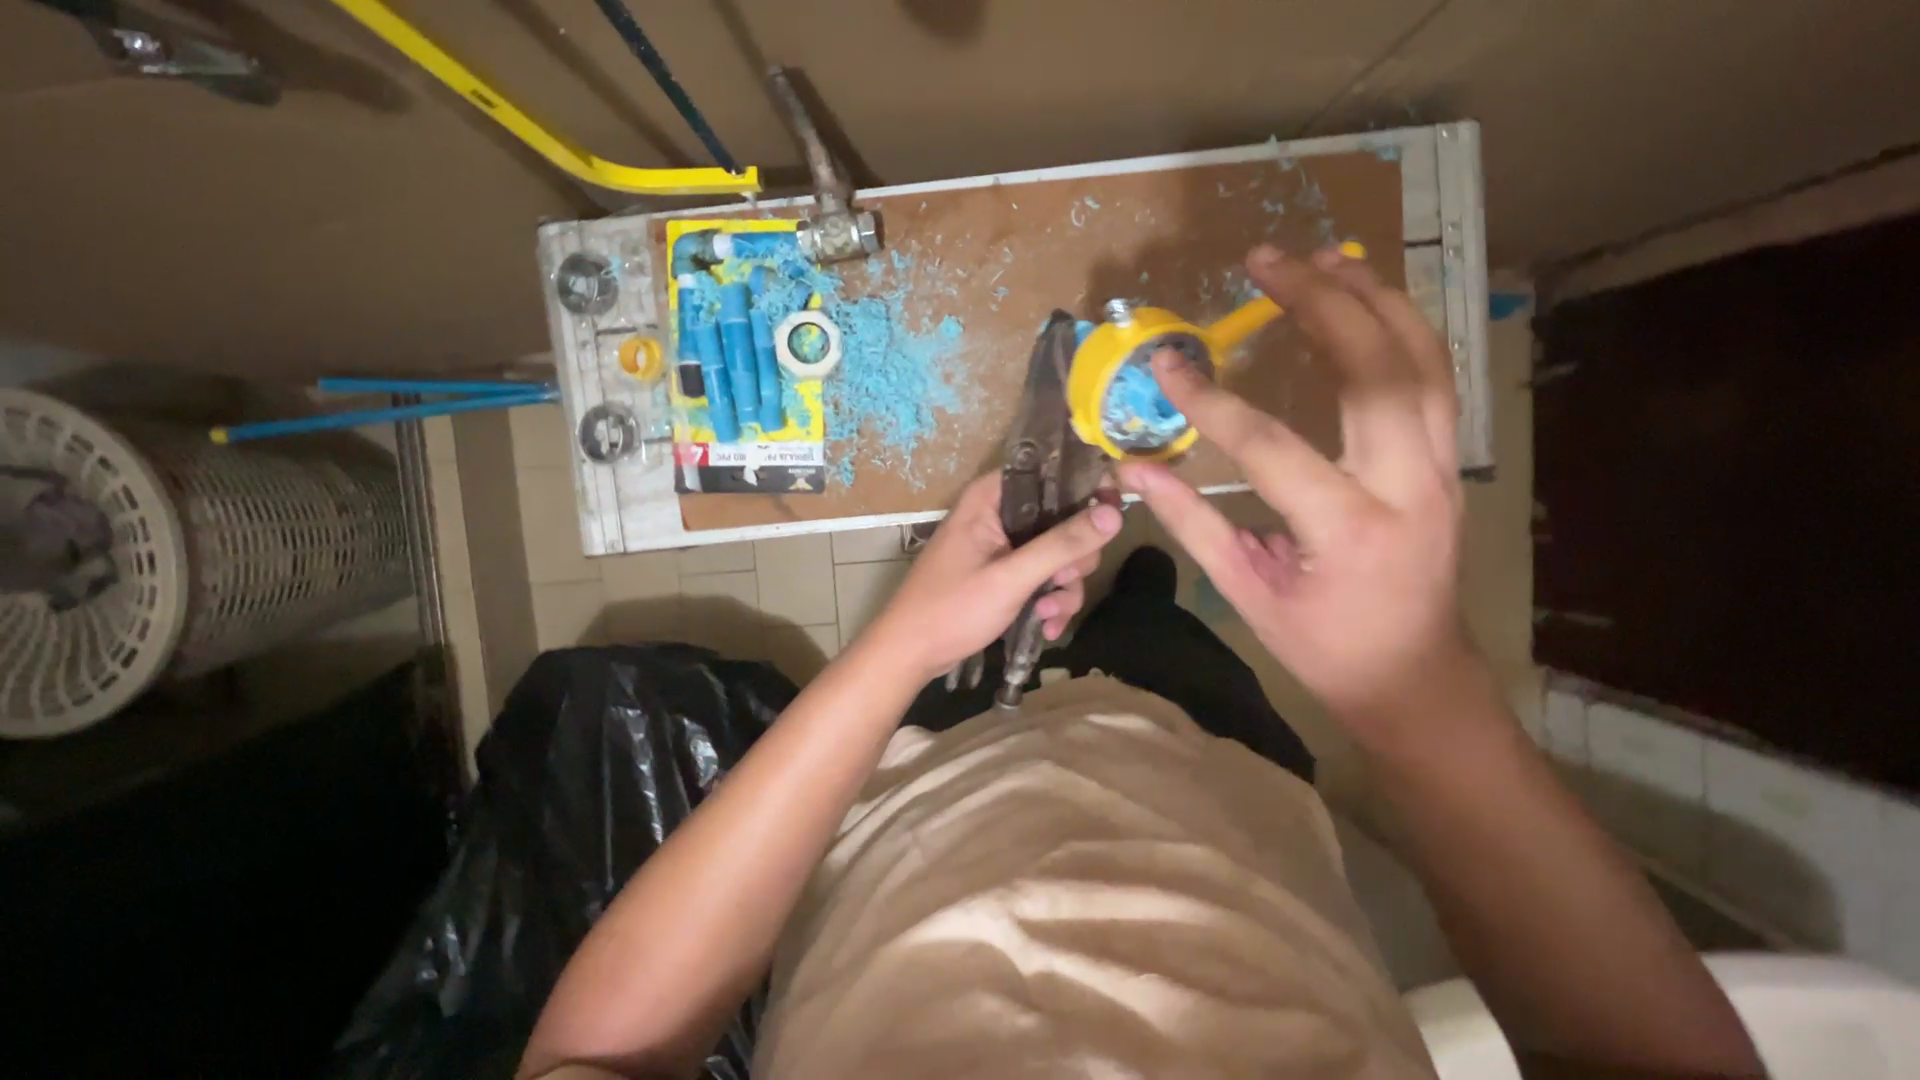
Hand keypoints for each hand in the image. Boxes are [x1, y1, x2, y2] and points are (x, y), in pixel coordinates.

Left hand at [859, 473, 1122, 682]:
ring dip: (1062, 588)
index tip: (1111, 519)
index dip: (1086, 493)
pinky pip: (1042, 576)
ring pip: (1058, 553)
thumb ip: (1062, 544)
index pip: (1051, 473)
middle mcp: (998, 513)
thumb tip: (1115, 512)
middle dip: (1072, 558)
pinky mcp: (1004, 573)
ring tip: (1048, 616)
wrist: (910, 654)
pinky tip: (1047, 626)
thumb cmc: (952, 608)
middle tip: (1064, 581)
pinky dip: (1049, 601)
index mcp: (992, 497)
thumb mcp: (1012, 578)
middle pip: (1063, 518)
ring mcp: (1002, 545)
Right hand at [1119, 244, 1481, 744]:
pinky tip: (1368, 299)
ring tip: (1323, 256)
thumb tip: (1135, 471)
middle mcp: (1407, 485)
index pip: (1270, 445)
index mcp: (1347, 530)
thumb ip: (1193, 523)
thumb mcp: (1247, 594)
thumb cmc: (1323, 646)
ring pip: (1421, 361)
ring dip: (1373, 299)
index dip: (1211, 401)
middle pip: (1373, 372)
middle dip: (1319, 304)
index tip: (1166, 365)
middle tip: (1266, 261)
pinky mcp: (1448, 462)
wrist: (1413, 673)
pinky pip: (1434, 379)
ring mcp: (1440, 468)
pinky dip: (1403, 328)